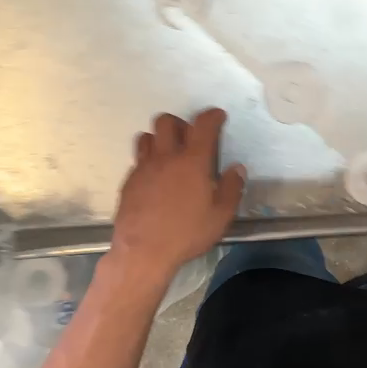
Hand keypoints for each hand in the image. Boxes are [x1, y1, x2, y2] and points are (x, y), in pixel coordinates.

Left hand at [111, 109, 245, 275]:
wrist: (143, 251)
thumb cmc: (187, 233)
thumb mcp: (221, 216)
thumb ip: (232, 188)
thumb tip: (237, 169)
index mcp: (192, 162)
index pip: (202, 126)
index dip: (212, 116)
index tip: (218, 116)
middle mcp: (165, 157)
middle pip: (166, 121)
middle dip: (181, 123)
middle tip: (191, 138)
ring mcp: (143, 168)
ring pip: (147, 136)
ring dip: (160, 138)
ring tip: (170, 154)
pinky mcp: (129, 182)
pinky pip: (138, 159)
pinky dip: (149, 160)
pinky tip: (156, 178)